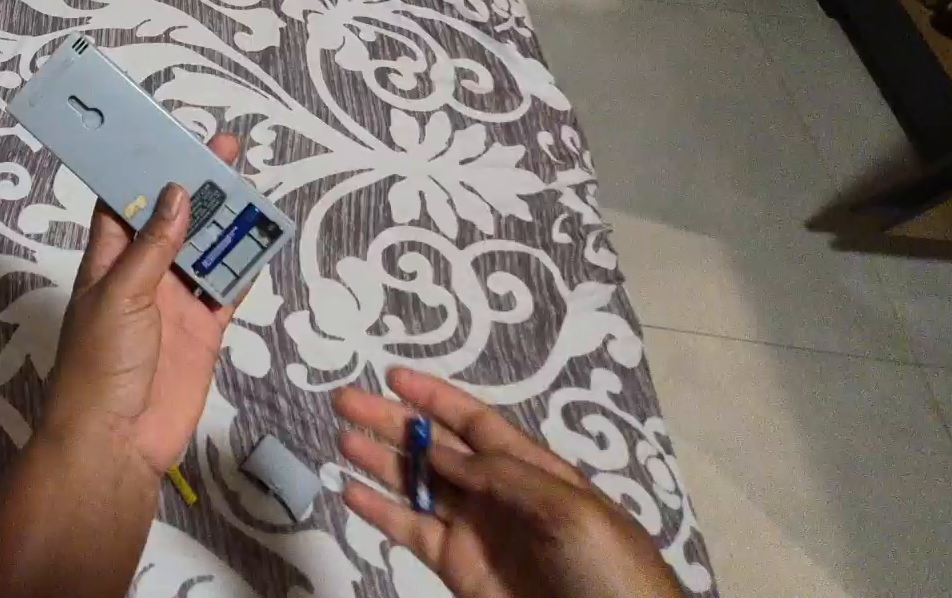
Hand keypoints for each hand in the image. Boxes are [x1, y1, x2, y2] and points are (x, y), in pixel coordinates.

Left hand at [39, 133, 242, 477]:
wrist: (118, 441)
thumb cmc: (101, 361)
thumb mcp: (120, 294)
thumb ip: (154, 247)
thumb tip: (176, 193)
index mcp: (109, 259)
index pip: (123, 202)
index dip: (143, 170)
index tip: (167, 137)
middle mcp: (143, 273)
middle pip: (173, 218)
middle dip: (195, 185)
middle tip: (224, 148)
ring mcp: (175, 300)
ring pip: (205, 248)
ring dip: (225, 220)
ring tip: (249, 182)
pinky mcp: (203, 328)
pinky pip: (228, 288)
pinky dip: (244, 265)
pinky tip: (262, 237)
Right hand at [336, 368, 686, 597]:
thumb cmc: (610, 576)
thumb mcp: (572, 512)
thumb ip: (501, 474)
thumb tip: (439, 451)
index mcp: (531, 472)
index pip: (474, 422)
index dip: (434, 396)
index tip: (392, 375)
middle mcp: (496, 494)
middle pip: (434, 446)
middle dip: (389, 420)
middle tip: (344, 400)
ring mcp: (474, 532)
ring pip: (414, 484)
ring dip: (377, 459)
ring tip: (341, 437)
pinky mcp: (457, 569)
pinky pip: (409, 531)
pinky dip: (377, 511)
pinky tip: (349, 491)